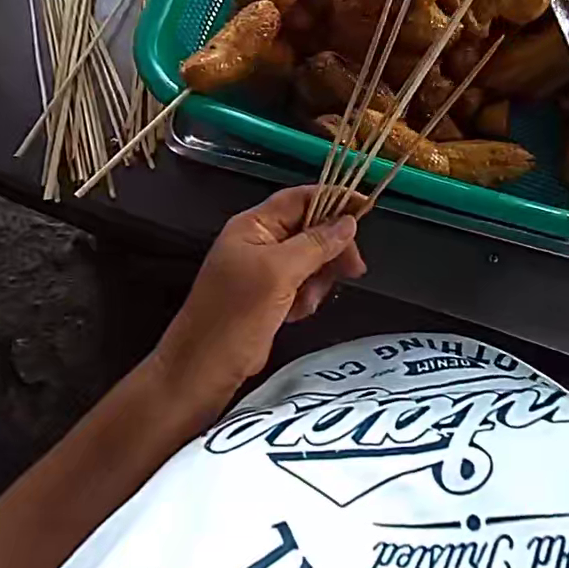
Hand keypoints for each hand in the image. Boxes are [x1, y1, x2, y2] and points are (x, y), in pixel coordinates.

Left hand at [154, 185, 366, 391]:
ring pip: (313, 259)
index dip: (333, 198)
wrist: (203, 369)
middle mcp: (261, 241)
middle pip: (313, 230)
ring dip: (318, 280)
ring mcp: (266, 269)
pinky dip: (308, 297)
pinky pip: (305, 283)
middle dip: (332, 250)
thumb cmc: (234, 315)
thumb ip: (316, 244)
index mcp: (254, 225)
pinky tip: (297, 313)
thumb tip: (348, 223)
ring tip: (307, 302)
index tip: (365, 206)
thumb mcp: (279, 273)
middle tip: (353, 269)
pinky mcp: (272, 294)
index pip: (300, 198)